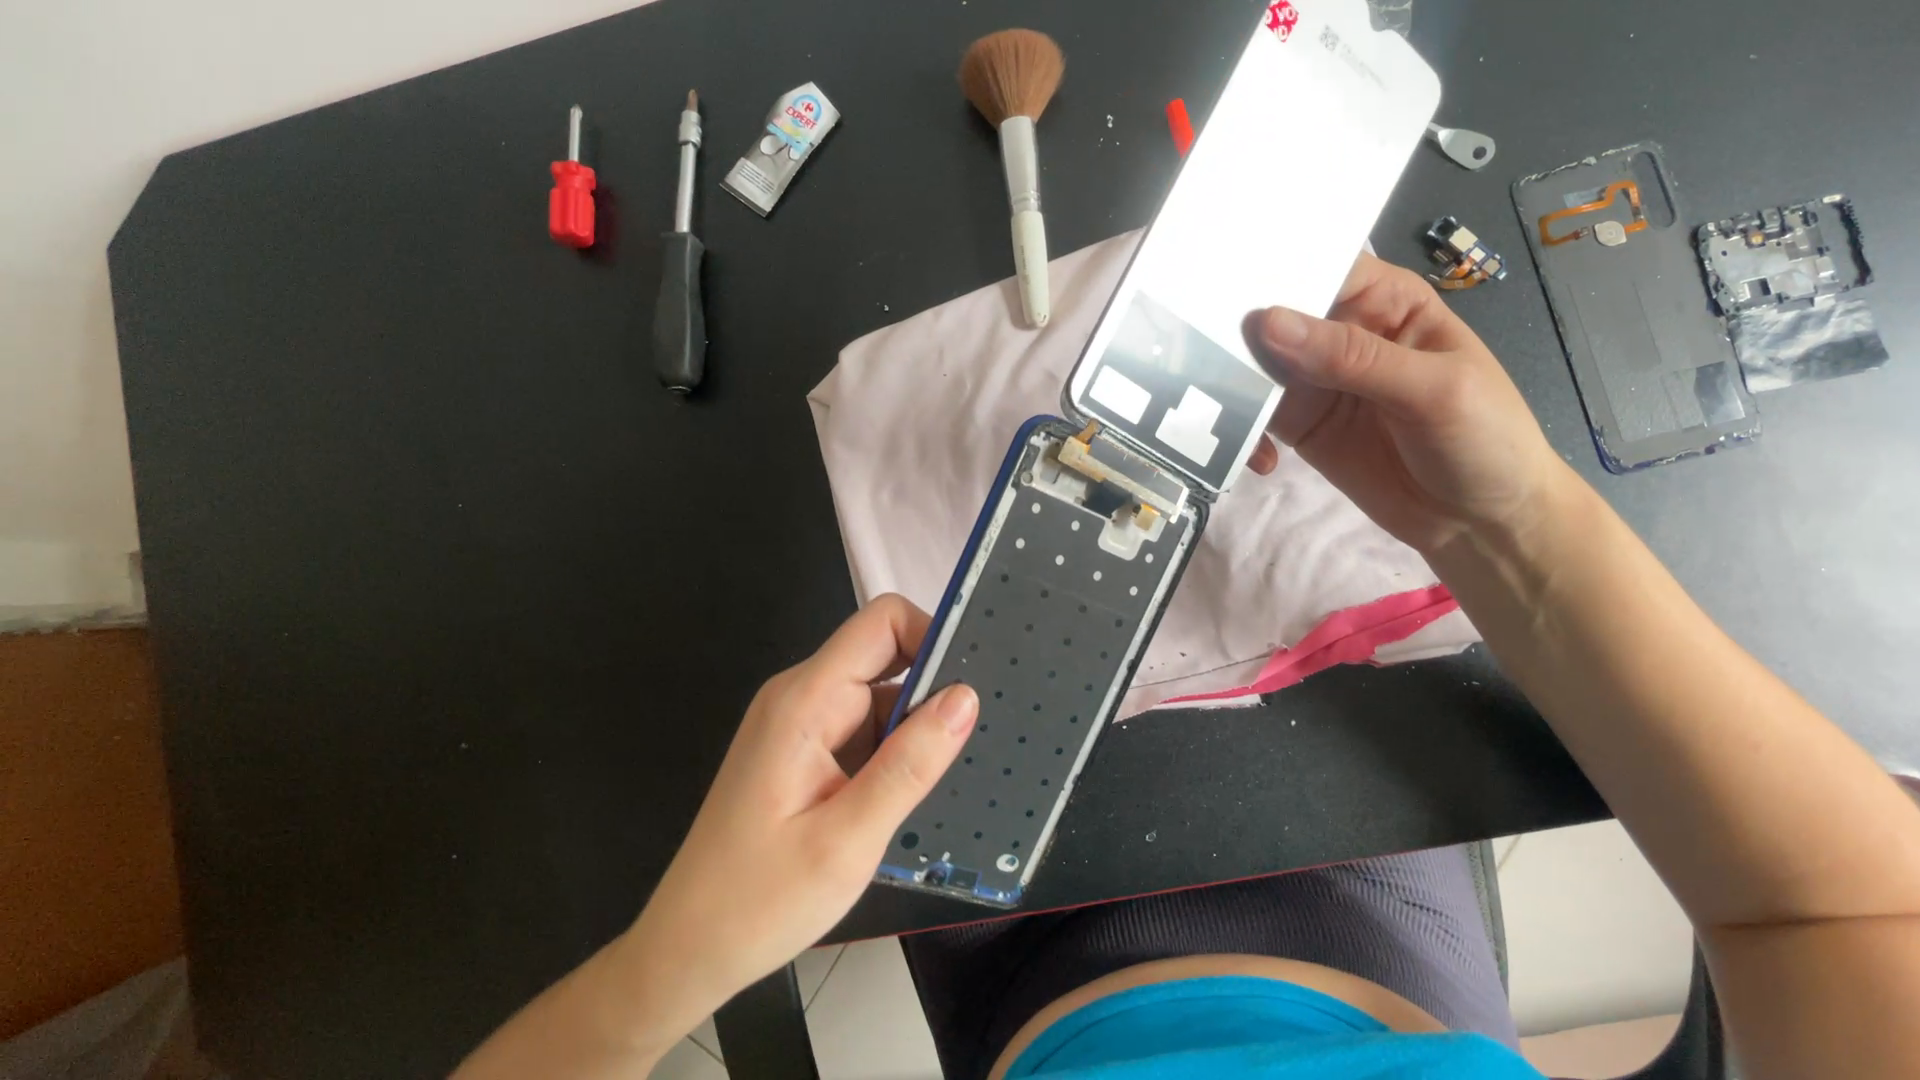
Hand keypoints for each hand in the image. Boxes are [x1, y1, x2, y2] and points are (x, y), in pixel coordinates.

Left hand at [625, 594, 977, 1025]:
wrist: (691, 947)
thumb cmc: (761, 900)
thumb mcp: (849, 839)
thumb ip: (910, 765)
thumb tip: (965, 698)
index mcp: (805, 701)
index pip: (881, 623)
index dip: (933, 636)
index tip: (973, 687)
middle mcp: (800, 697)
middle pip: (883, 656)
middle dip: (931, 690)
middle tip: (968, 747)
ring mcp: (798, 724)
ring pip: (877, 695)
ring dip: (914, 729)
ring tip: (941, 782)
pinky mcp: (802, 751)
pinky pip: (862, 727)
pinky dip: (893, 751)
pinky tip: (907, 795)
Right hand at [1240, 252, 1566, 556]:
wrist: (1480, 522)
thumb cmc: (1483, 439)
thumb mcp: (1431, 390)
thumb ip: (1351, 357)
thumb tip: (1266, 323)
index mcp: (1386, 302)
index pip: (1322, 270)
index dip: (1277, 274)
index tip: (1227, 288)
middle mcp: (1342, 333)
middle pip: (1277, 316)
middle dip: (1239, 332)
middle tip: (1197, 349)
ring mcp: (1316, 381)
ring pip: (1257, 367)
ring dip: (1233, 387)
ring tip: (1219, 411)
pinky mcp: (1299, 425)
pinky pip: (1255, 417)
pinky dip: (1245, 434)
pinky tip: (1260, 461)